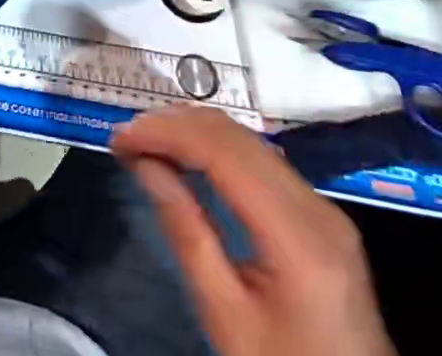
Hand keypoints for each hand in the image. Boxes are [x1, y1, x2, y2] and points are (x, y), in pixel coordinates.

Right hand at [113, 106, 395, 355]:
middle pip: (237, 137)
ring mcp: (321, 207)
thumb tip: (144, 164)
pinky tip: (183, 156)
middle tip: (125, 136)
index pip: (224, 153)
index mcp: (298, 236)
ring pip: (248, 140)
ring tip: (144, 141)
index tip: (120, 137)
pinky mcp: (317, 214)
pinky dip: (213, 147)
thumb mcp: (226, 315)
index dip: (167, 133)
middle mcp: (316, 207)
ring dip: (192, 131)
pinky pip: (258, 160)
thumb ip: (186, 232)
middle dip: (174, 125)